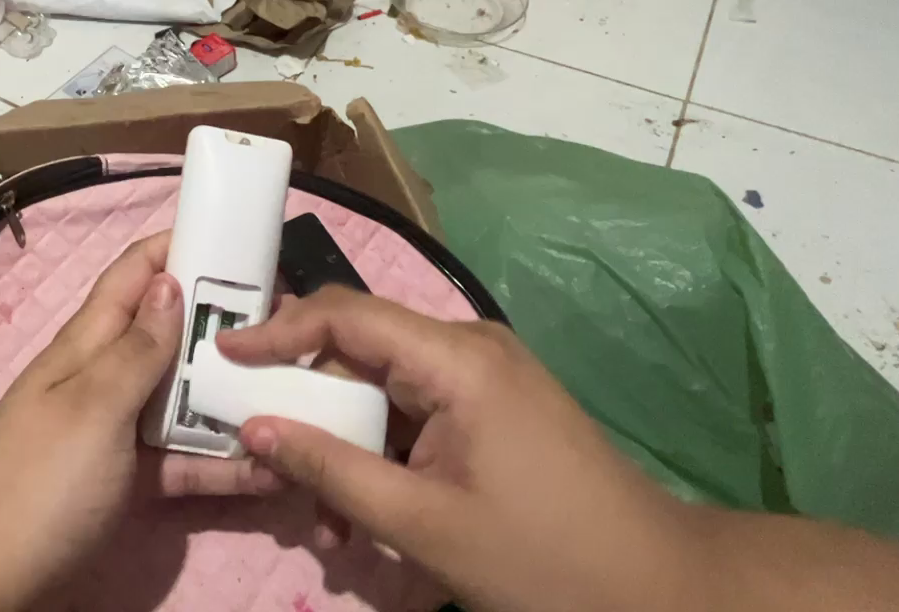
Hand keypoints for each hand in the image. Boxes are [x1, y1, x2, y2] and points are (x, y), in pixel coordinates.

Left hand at [0, 231, 280, 609]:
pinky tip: (269, 468)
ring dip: (231, 394)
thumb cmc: (40, 481)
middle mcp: (106, 375)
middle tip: (286, 324)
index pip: (133, 275)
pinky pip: (183, 459)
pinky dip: (221, 461)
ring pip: (184, 397)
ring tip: (295, 392)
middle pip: (169, 334)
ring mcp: (120, 429)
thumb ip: (134, 349)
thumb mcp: (91, 407)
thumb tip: (168, 281)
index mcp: (88, 342)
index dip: (176, 248)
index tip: (236, 242)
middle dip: (221, 323)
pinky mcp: (131, 479)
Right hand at [217, 287, 704, 611]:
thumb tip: (253, 429)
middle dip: (309, 401)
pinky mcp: (486, 401)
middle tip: (267, 449)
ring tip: (323, 517)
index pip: (346, 314)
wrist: (672, 596)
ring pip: (380, 383)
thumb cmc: (550, 562)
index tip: (225, 352)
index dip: (280, 329)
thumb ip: (332, 471)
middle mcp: (465, 346)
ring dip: (343, 438)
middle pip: (358, 348)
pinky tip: (366, 509)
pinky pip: (410, 406)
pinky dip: (378, 448)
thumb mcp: (426, 527)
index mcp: (456, 359)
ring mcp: (479, 372)